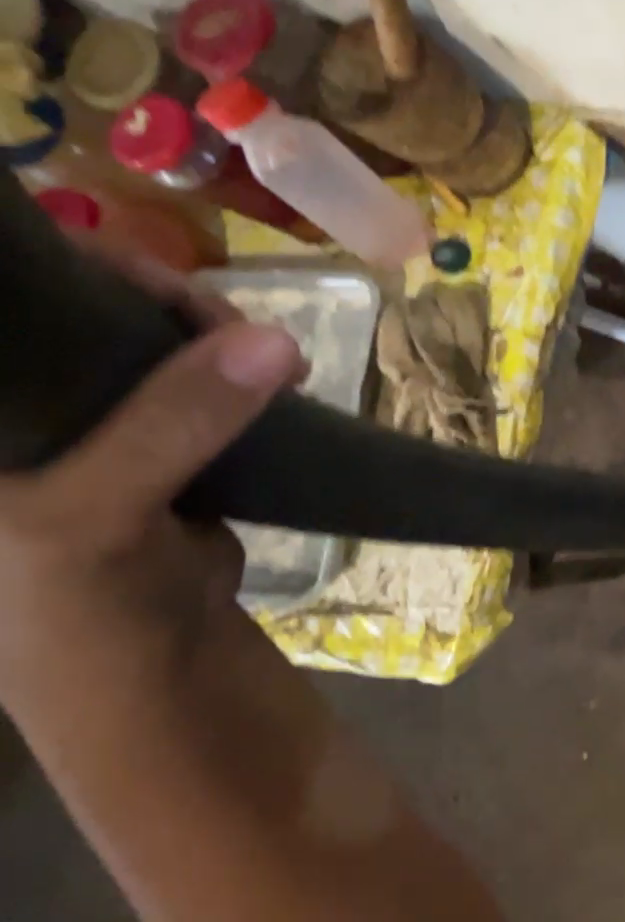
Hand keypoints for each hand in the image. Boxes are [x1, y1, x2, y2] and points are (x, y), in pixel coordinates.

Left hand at [0, 238, 303, 698]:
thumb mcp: (97, 515)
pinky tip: (268, 371)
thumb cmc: (72, 610)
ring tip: (255, 347)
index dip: (57, 275)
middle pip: (69, 313)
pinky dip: (228, 368)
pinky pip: (186, 380)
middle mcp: (13, 420)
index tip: (140, 271)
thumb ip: (171, 424)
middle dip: (147, 299)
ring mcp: (82, 430)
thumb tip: (275, 339)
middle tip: (217, 316)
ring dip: (198, 333)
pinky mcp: (148, 446)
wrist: (155, 676)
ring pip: (136, 343)